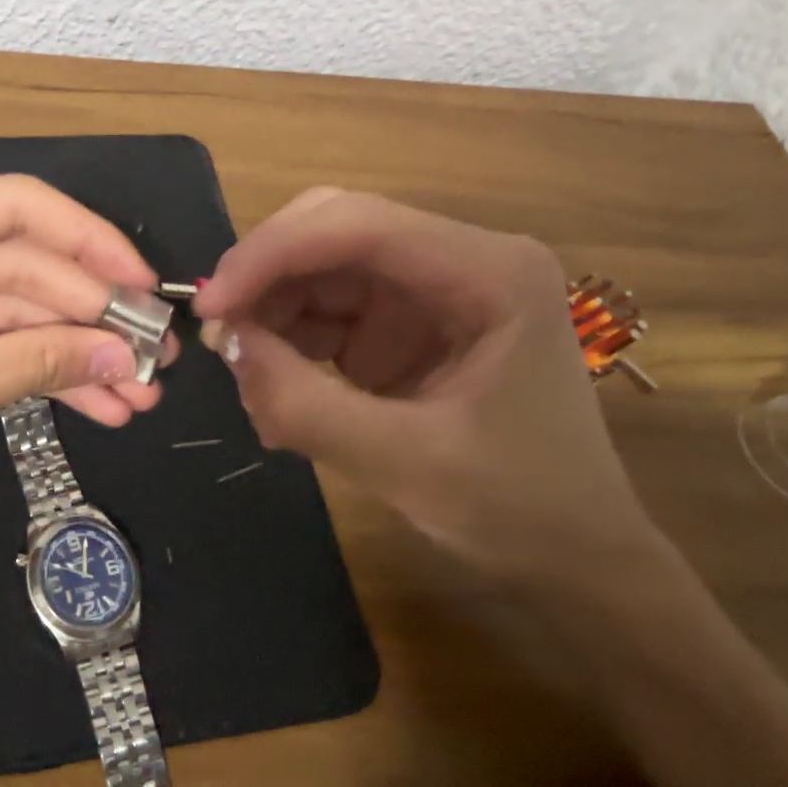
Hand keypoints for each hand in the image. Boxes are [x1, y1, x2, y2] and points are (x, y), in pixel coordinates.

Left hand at [0, 175, 168, 541]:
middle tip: (157, 358)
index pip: (19, 207)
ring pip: (17, 312)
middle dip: (90, 315)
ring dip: (74, 353)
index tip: (146, 286)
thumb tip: (125, 356)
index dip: (92, 241)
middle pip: (26, 264)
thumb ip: (39, 361)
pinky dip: (39, 374)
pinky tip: (97, 405)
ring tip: (139, 395)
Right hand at [193, 187, 662, 584]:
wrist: (577, 561)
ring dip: (270, 312)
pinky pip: (323, 312)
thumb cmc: (518, 510)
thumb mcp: (406, 464)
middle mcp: (457, 262)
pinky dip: (286, 343)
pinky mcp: (403, 325)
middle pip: (332, 232)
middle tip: (214, 331)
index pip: (357, 225)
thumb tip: (223, 346)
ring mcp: (428, 291)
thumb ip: (306, 404)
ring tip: (247, 378)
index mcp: (489, 273)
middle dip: (265, 275)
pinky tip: (273, 391)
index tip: (210, 307)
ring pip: (318, 269)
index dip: (271, 254)